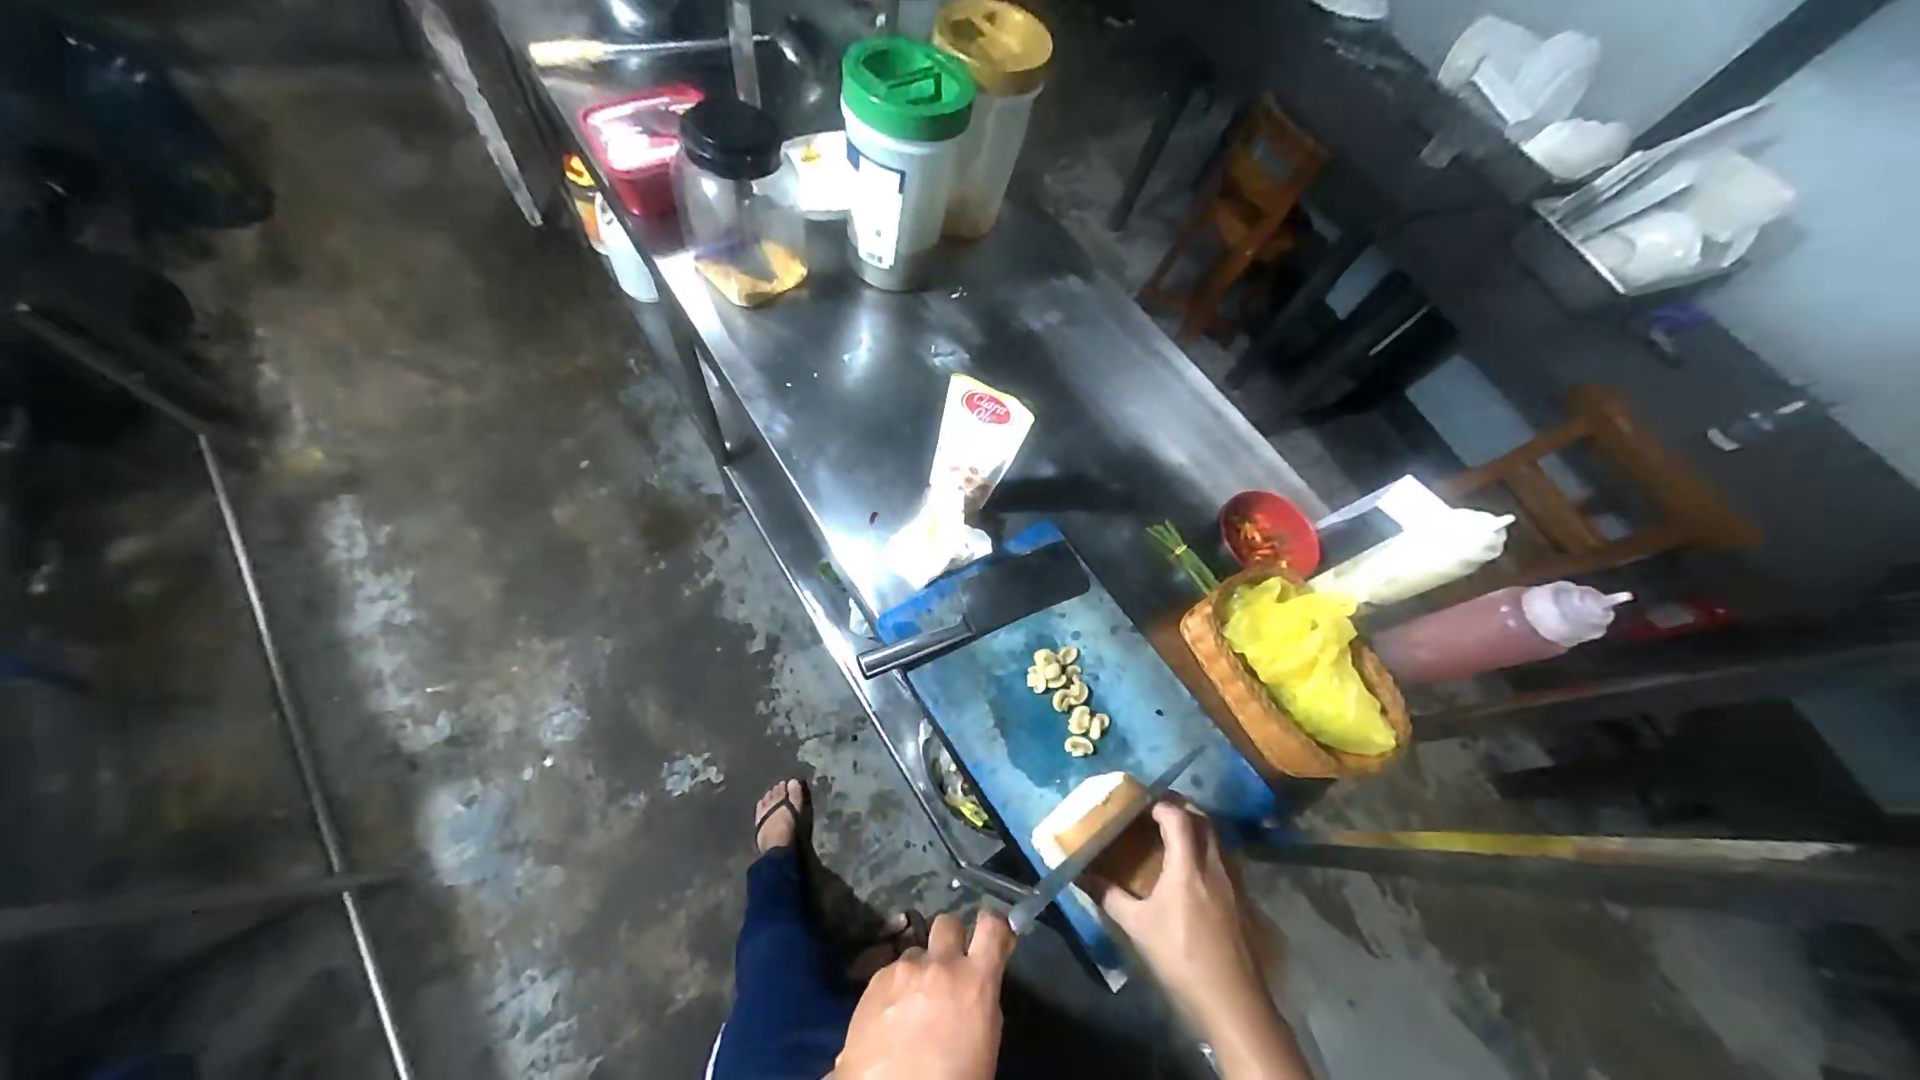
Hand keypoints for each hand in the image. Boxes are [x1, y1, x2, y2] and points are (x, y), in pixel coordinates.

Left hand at [832, 909, 1014, 1079]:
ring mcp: (905, 969)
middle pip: (948, 923)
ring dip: (921, 970)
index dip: (996, 927)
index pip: (992, 926)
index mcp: (975, 981)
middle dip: (952, 940)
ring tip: (915, 1002)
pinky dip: (897, 986)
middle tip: (949, 967)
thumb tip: (976, 984)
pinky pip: (893, 970)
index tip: (996, 937)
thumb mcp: (984, 1042)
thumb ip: (982, 1000)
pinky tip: (892, 1015)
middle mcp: (939, 964)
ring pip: (918, 951)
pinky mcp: (876, 979)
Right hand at [1086, 802, 1307, 1079]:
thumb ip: (1109, 896)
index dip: (1160, 804)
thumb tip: (1080, 874)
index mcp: (1188, 866)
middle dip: (1180, 807)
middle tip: (1156, 810)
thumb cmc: (1180, 958)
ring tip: (1173, 833)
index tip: (1140, 804)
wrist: (1232, 1001)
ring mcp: (1234, 882)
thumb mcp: (1137, 927)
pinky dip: (1208, 848)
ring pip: (1218, 838)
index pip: (1178, 817)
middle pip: (1203, 819)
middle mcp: (1215, 865)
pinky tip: (1194, 868)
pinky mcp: (1244, 900)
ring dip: (1197, 826)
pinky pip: (1226, 858)